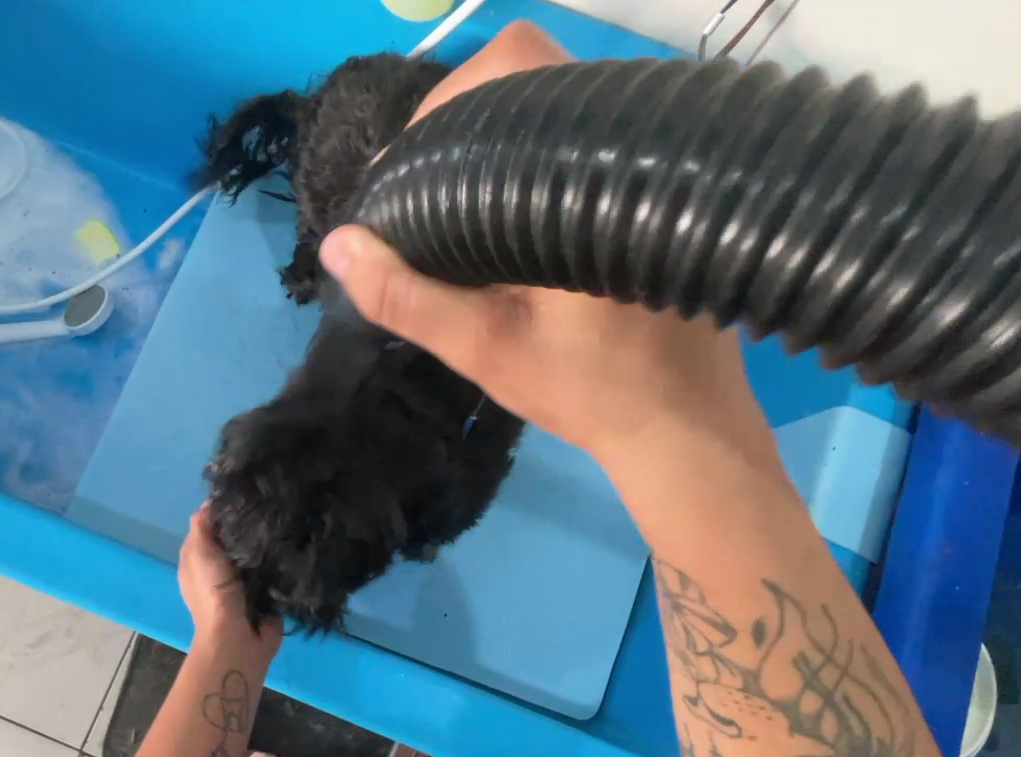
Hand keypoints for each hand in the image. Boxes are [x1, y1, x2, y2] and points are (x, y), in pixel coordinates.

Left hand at [179, 504, 282, 652]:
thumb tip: (212, 503)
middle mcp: (222, 568)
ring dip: (268, 540)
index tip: (245, 494)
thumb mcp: (199, 553)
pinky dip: (282, 558)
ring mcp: (246, 580)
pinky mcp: (268, 590)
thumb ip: (202, 526)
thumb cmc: (213, 592)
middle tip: (269, 504)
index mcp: (200, 560)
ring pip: (258, 551)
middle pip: (237, 537)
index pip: (211, 526)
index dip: (224, 510)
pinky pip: (276, 568)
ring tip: (285, 518)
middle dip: (250, 523)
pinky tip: (293, 541)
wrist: (237, 637)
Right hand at [322, 20, 774, 472]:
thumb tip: (338, 245)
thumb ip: (407, 299)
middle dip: (459, 120)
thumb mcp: (482, 348)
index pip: (509, 69)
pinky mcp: (659, 179)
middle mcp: (629, 138)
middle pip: (531, 69)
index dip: (438, 111)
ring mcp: (653, 152)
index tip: (402, 178)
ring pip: (555, 99)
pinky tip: (504, 210)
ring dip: (493, 136)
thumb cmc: (586, 389)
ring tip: (455, 200)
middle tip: (423, 189)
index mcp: (588, 170)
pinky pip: (579, 132)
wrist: (682, 423)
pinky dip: (530, 153)